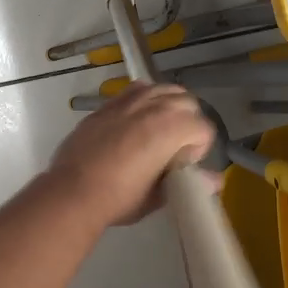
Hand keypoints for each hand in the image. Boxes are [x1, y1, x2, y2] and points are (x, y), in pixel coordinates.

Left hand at [43, 82, 216, 224]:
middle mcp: (153, 106)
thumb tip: (214, 181)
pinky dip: (144, 99)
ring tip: (159, 129)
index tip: (184, 165)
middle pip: (186, 102)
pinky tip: (137, 119)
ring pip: (163, 89)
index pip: (203, 128)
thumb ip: (188, 182)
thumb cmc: (120, 198)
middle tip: (175, 147)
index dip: (199, 148)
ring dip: (168, 106)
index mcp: (171, 128)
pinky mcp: (108, 104)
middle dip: (188, 122)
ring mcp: (128, 101)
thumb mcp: (159, 196)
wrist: (73, 191)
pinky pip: (136, 90)